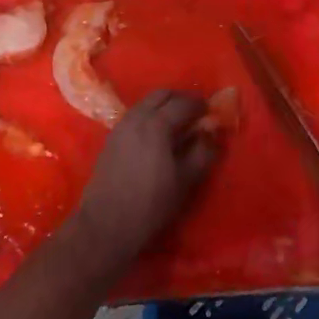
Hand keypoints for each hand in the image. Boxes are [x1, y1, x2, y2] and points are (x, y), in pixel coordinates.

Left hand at [68, 90, 220, 265]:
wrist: (105, 224)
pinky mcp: (111, 139)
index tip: (211, 111)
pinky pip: (134, 115)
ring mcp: (121, 126)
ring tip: (176, 125)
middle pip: (161, 95)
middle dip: (180, 99)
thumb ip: (202, 152)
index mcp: (157, 124)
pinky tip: (155, 137)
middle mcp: (137, 117)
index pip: (183, 103)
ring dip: (163, 106)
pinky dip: (149, 116)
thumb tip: (212, 133)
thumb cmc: (150, 203)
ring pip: (145, 103)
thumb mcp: (185, 181)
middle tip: (194, 114)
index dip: (200, 105)